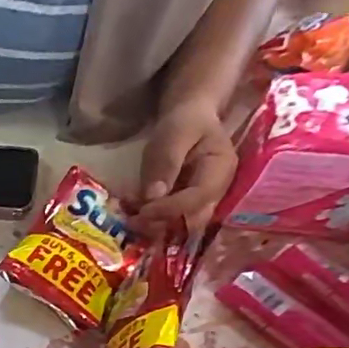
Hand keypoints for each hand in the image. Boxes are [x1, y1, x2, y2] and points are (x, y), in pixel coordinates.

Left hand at [136, 101, 236, 234]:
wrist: (187, 120)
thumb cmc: (184, 124)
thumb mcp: (174, 135)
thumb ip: (166, 163)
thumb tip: (153, 196)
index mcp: (220, 169)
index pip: (199, 197)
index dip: (170, 209)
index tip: (142, 211)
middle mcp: (215, 189)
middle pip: (192, 218)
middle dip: (162, 224)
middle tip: (132, 221)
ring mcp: (200, 199)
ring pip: (180, 224)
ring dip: (153, 227)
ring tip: (129, 220)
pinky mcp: (183, 204)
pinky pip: (169, 220)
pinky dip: (150, 222)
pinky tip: (131, 217)